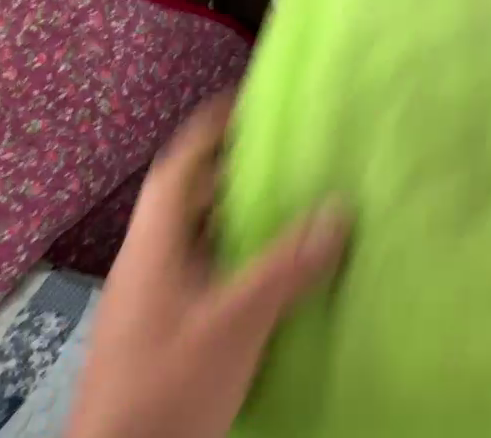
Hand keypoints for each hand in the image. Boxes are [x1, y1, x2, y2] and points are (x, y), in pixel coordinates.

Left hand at [67, 96, 348, 437]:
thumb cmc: (163, 392)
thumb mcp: (233, 326)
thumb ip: (285, 266)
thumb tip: (338, 208)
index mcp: (152, 252)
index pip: (177, 170)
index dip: (209, 129)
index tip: (250, 98)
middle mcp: (152, 266)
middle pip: (194, 199)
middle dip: (242, 166)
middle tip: (298, 145)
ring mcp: (160, 300)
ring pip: (206, 236)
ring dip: (248, 211)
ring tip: (302, 194)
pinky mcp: (174, 328)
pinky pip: (216, 267)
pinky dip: (249, 250)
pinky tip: (286, 261)